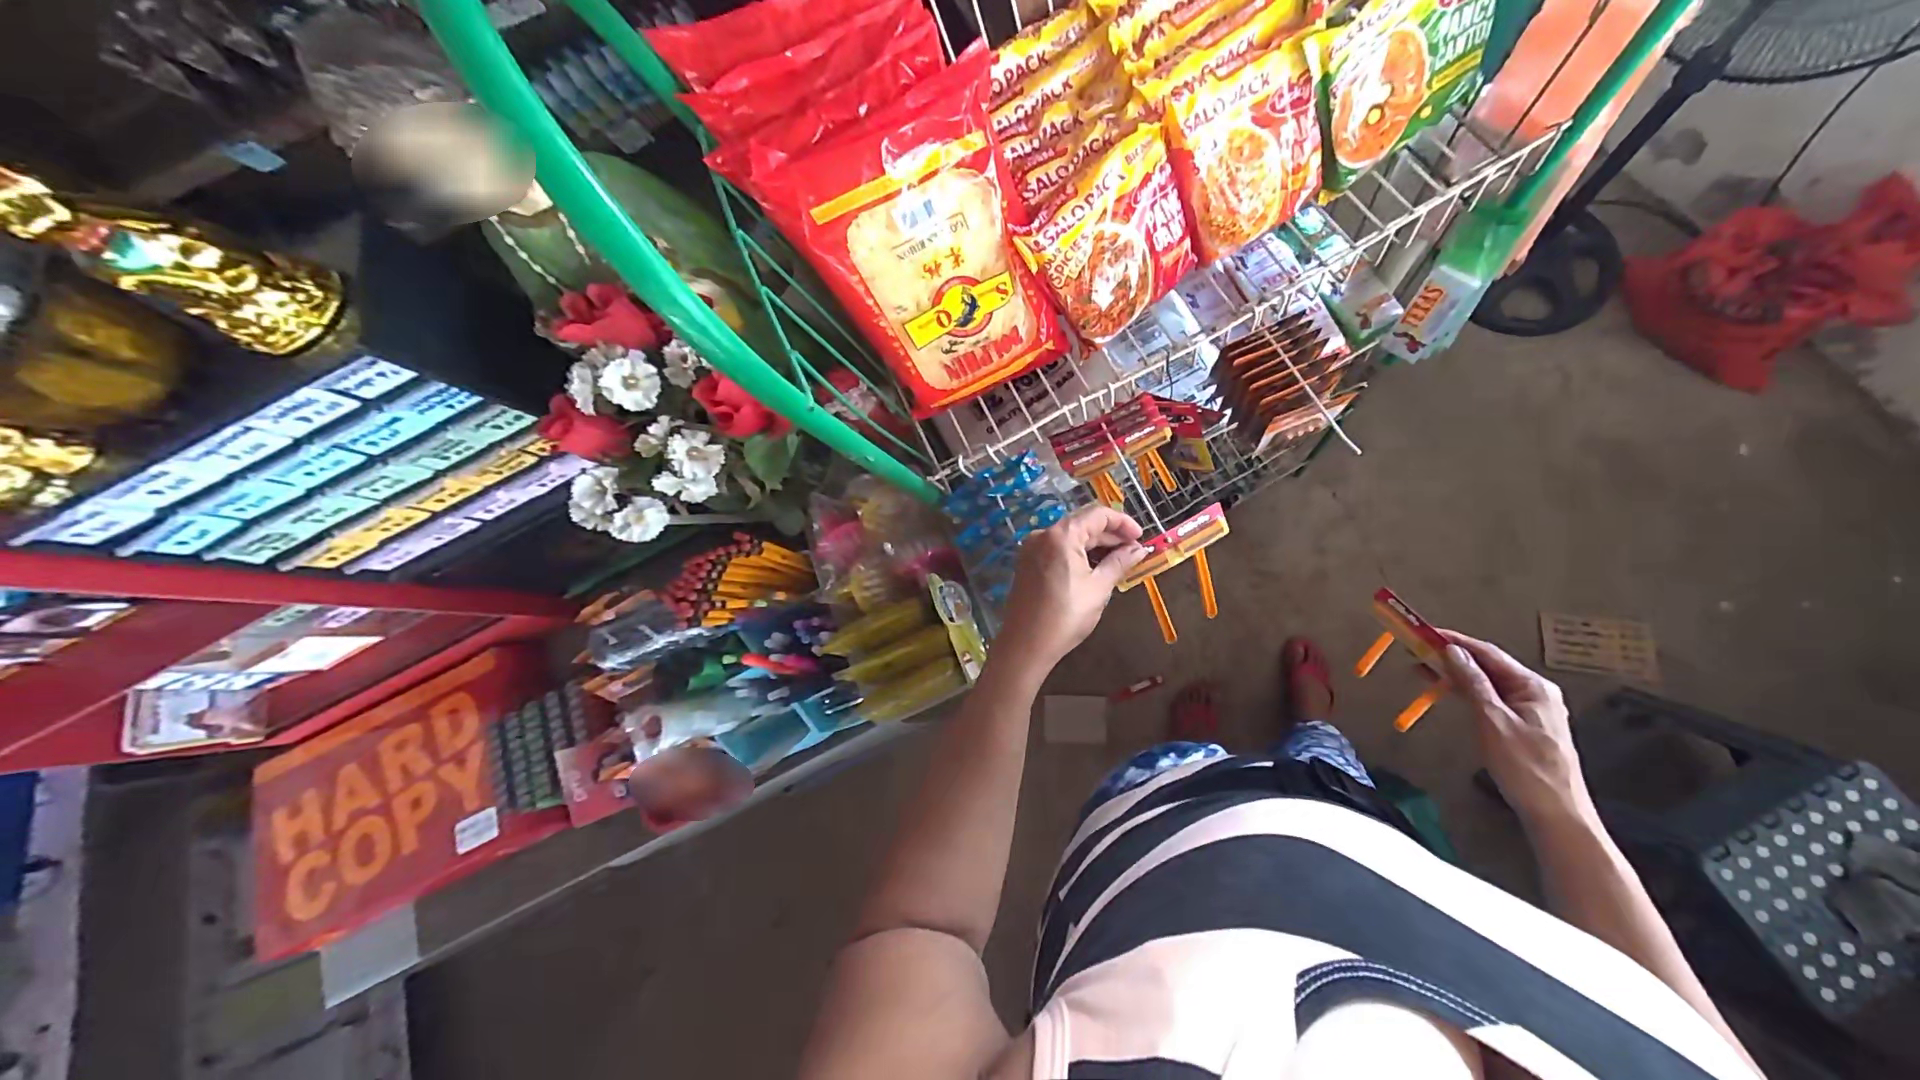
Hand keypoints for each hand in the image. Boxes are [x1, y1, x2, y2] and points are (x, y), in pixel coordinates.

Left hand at [994, 506, 1144, 673]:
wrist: (1026, 645)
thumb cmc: (1065, 617)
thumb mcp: (1098, 588)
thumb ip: (1119, 562)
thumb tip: (1138, 549)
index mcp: (1060, 536)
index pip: (1097, 514)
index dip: (1123, 522)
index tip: (1140, 536)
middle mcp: (1042, 535)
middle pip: (1082, 524)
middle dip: (1110, 535)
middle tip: (1133, 551)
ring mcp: (1031, 549)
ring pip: (1070, 537)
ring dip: (1095, 545)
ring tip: (1119, 561)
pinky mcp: (1027, 563)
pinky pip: (1058, 549)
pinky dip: (1078, 554)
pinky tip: (1094, 568)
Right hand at [1440, 630, 1593, 824]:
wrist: (1554, 811)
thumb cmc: (1524, 765)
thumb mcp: (1493, 720)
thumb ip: (1473, 683)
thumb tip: (1452, 652)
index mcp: (1533, 686)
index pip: (1488, 653)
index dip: (1455, 641)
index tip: (1425, 633)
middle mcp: (1534, 692)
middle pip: (1487, 665)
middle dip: (1452, 657)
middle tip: (1417, 650)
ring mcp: (1529, 708)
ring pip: (1486, 682)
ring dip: (1455, 674)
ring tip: (1422, 668)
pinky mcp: (1521, 724)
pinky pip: (1489, 697)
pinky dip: (1465, 691)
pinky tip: (1446, 690)